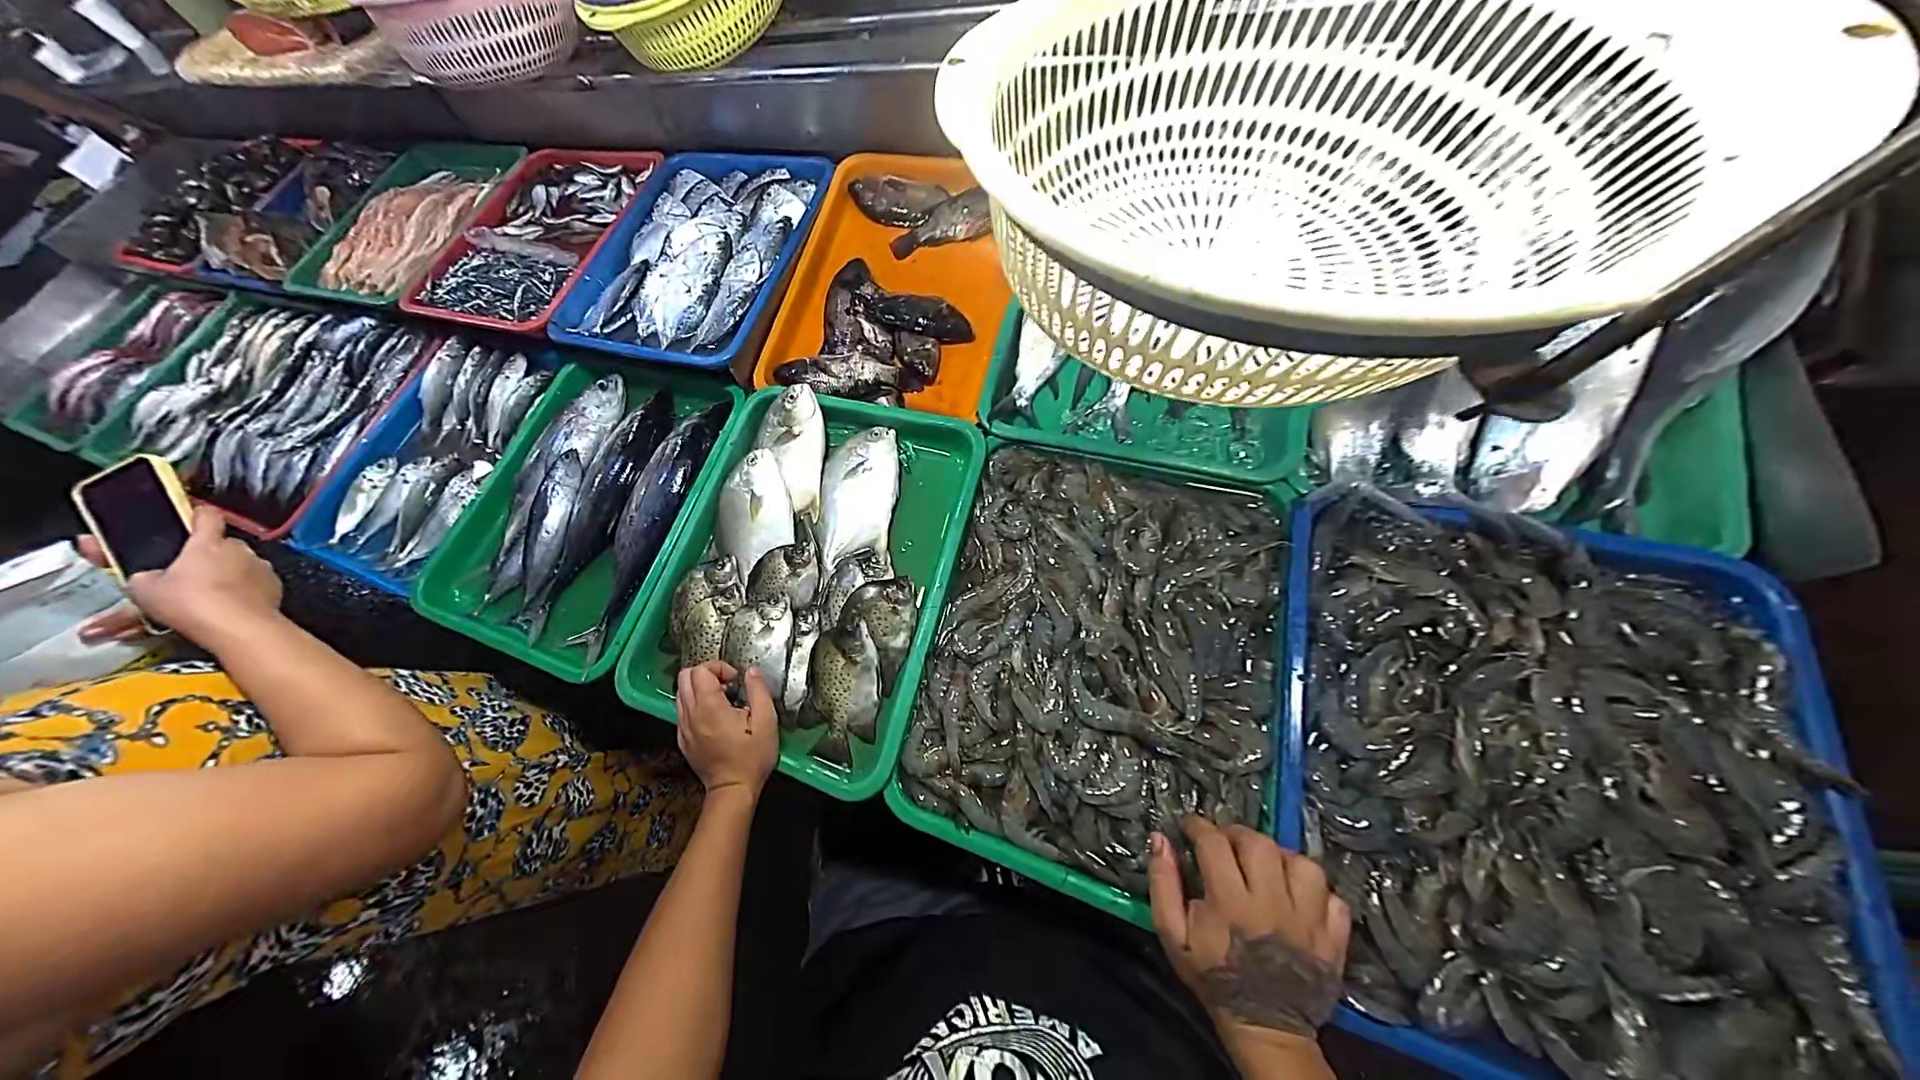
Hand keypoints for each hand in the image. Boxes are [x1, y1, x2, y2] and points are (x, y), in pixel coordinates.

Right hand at [81, 505, 281, 646]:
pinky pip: (255, 581)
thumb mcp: (144, 588)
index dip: (197, 515)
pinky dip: (243, 587)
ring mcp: (262, 566)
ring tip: (208, 592)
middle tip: (188, 572)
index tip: (191, 518)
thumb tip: (148, 576)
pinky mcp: (275, 585)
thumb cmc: (190, 602)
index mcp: (208, 542)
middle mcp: (240, 549)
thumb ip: (144, 575)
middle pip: (222, 544)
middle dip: (208, 554)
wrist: (238, 626)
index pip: (206, 515)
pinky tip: (229, 602)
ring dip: (227, 572)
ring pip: (241, 563)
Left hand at [675, 661, 776, 800]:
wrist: (733, 790)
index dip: (718, 667)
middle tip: (727, 685)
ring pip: (680, 693)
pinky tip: (715, 717)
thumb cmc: (753, 757)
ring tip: (722, 700)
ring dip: (700, 688)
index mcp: (709, 708)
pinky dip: (695, 704)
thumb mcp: (767, 722)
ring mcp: (683, 728)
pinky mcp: (683, 739)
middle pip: (684, 677)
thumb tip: (751, 671)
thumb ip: (759, 691)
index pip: (699, 671)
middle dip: (706, 674)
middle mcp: (690, 715)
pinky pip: (682, 711)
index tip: (735, 680)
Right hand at [1149, 817, 1350, 1046]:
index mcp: (1229, 902)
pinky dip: (1316, 889)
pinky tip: (1297, 895)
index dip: (1199, 826)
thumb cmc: (1213, 977)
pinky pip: (1332, 896)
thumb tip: (1160, 839)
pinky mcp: (1334, 937)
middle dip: (1237, 834)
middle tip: (1226, 843)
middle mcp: (1272, 903)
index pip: (1214, 843)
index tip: (1191, 826)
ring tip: (1264, 866)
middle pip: (1259, 844)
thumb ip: (1163, 883)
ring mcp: (1309, 920)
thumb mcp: (1172, 934)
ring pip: (1301, 863)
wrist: (1264, 1028)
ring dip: (1279, 856)